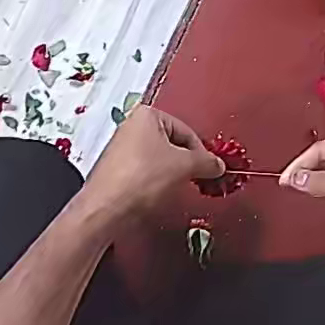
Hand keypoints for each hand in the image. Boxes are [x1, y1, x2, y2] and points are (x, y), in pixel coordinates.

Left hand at [81, 106, 223, 218]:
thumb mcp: (184, 166)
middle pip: (173, 144)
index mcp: (147, 115)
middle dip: (185, 163)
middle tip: (193, 179)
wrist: (106, 209)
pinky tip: (155, 193)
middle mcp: (132, 126)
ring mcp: (122, 148)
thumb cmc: (143, 178)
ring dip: (171, 174)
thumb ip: (206, 162)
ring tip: (172, 188)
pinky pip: (146, 171)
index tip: (209, 169)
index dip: (201, 152)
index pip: (187, 132)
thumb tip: (218, 165)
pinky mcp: (117, 169)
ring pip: (160, 159)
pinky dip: (155, 181)